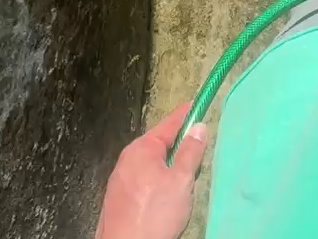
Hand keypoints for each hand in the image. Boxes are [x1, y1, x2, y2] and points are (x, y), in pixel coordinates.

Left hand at [95, 102, 210, 238]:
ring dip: (169, 168)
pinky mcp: (117, 200)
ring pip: (152, 164)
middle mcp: (127, 159)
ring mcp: (120, 180)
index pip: (170, 123)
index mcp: (142, 148)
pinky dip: (157, 182)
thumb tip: (198, 126)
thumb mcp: (181, 181)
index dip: (187, 114)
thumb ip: (191, 152)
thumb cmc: (155, 214)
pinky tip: (164, 199)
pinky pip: (143, 180)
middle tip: (197, 159)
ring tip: (182, 184)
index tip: (199, 103)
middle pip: (160, 144)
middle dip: (179, 147)